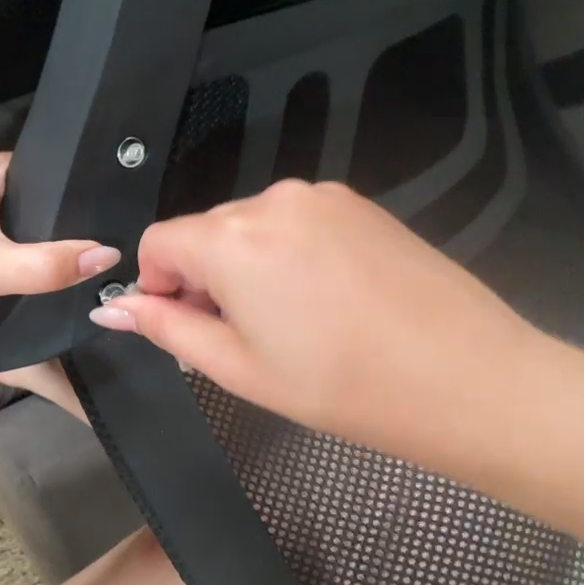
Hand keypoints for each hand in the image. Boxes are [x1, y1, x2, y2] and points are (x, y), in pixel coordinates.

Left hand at [0, 152, 119, 330]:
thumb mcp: (0, 270)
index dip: (69, 192)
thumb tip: (108, 254)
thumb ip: (53, 263)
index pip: (41, 167)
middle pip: (28, 191)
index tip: (102, 215)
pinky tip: (32, 260)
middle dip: (54, 216)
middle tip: (93, 238)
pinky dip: (11, 243)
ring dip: (32, 233)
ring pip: (12, 213)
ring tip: (71, 251)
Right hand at [91, 180, 540, 462]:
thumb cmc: (342, 387)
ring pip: (247, 227)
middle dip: (202, 276)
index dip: (158, 285)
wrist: (472, 381)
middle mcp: (271, 202)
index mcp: (232, 241)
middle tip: (242, 335)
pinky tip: (324, 299)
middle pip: (202, 231)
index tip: (189, 326)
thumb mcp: (237, 368)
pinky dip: (286, 253)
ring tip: (290, 320)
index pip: (157, 241)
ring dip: (244, 265)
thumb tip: (111, 307)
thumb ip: (165, 328)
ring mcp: (321, 197)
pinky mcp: (359, 205)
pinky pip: (292, 221)